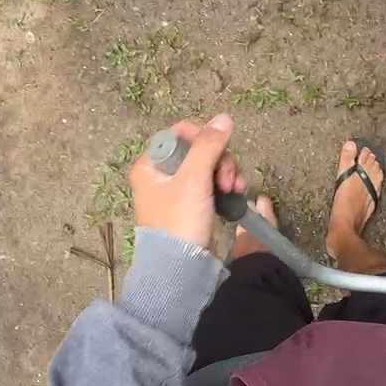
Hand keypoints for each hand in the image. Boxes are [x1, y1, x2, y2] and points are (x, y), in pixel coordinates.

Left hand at [128, 114, 245, 248]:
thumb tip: (224, 117)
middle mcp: (160, 175)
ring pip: (209, 167)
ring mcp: (177, 191)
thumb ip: (209, 146)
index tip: (219, 152)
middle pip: (199, 150)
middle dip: (220, 161)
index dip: (204, 138)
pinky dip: (224, 187)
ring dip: (227, 174)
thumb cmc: (180, 221)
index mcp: (150, 164)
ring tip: (234, 191)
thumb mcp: (194, 179)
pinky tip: (235, 197)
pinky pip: (211, 185)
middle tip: (229, 180)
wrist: (180, 268)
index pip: (180, 133)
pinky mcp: (191, 206)